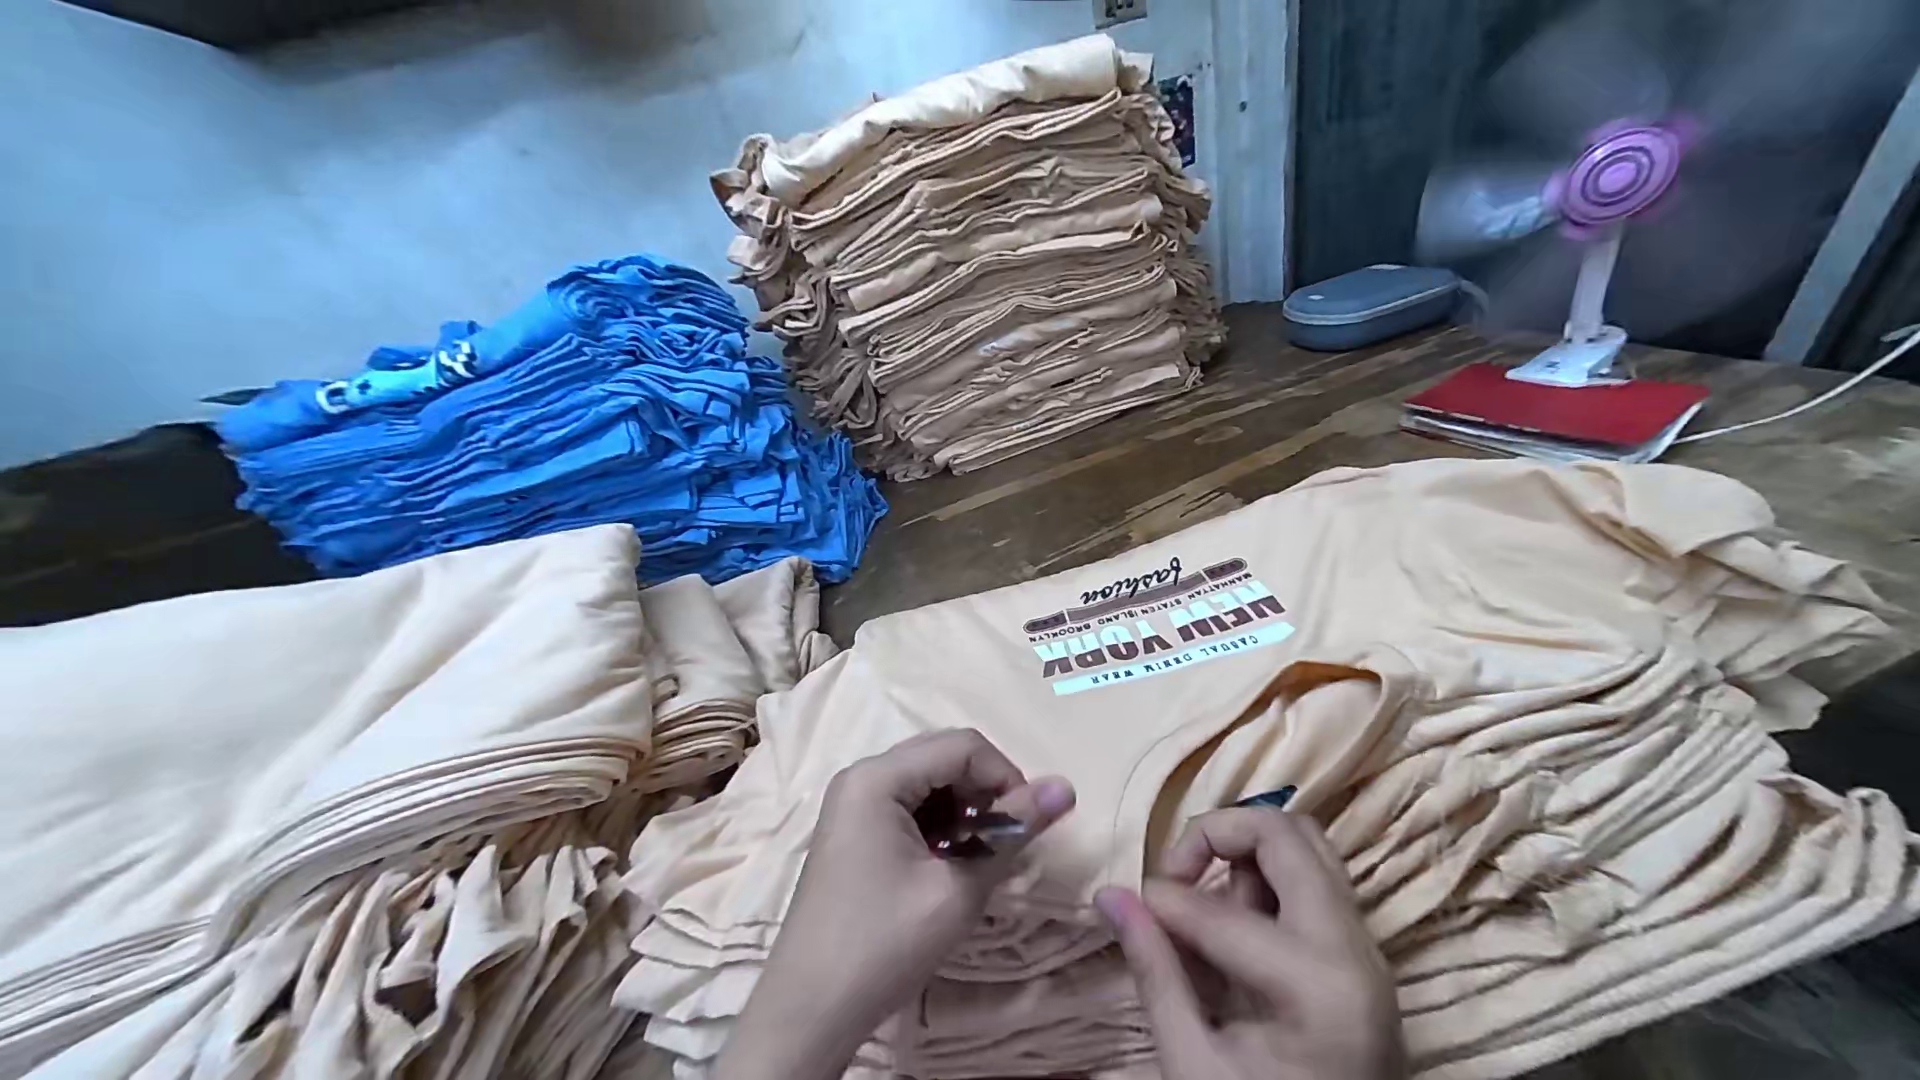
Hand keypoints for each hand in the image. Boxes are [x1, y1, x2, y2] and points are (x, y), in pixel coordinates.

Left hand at [716, 729, 1075, 1079]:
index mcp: (878, 777)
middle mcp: (863, 775)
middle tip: (1005, 839)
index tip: (1029, 822)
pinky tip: (951, 861)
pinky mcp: (856, 827)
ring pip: (930, 780)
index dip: (1005, 776)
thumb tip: (1066, 787)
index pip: (961, 746)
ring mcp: (855, 801)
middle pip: (943, 756)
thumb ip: (1012, 831)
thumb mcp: (958, 889)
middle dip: (984, 791)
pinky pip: (911, 804)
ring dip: (965, 808)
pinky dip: (941, 823)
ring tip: (979, 855)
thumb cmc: (884, 944)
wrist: (810, 1012)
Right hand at [1095, 807, 1405, 1079]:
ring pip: (1305, 841)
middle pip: (1283, 833)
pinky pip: (1314, 871)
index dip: (1159, 902)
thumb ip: (1153, 970)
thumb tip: (1107, 894)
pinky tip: (1235, 916)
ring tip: (1207, 896)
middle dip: (1215, 835)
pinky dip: (1266, 868)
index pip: (1219, 910)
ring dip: (1245, 848)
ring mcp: (1367, 947)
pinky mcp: (1362, 951)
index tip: (1132, 913)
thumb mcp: (1193, 1064)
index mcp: (1319, 989)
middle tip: (1175, 873)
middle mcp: (1355, 951)